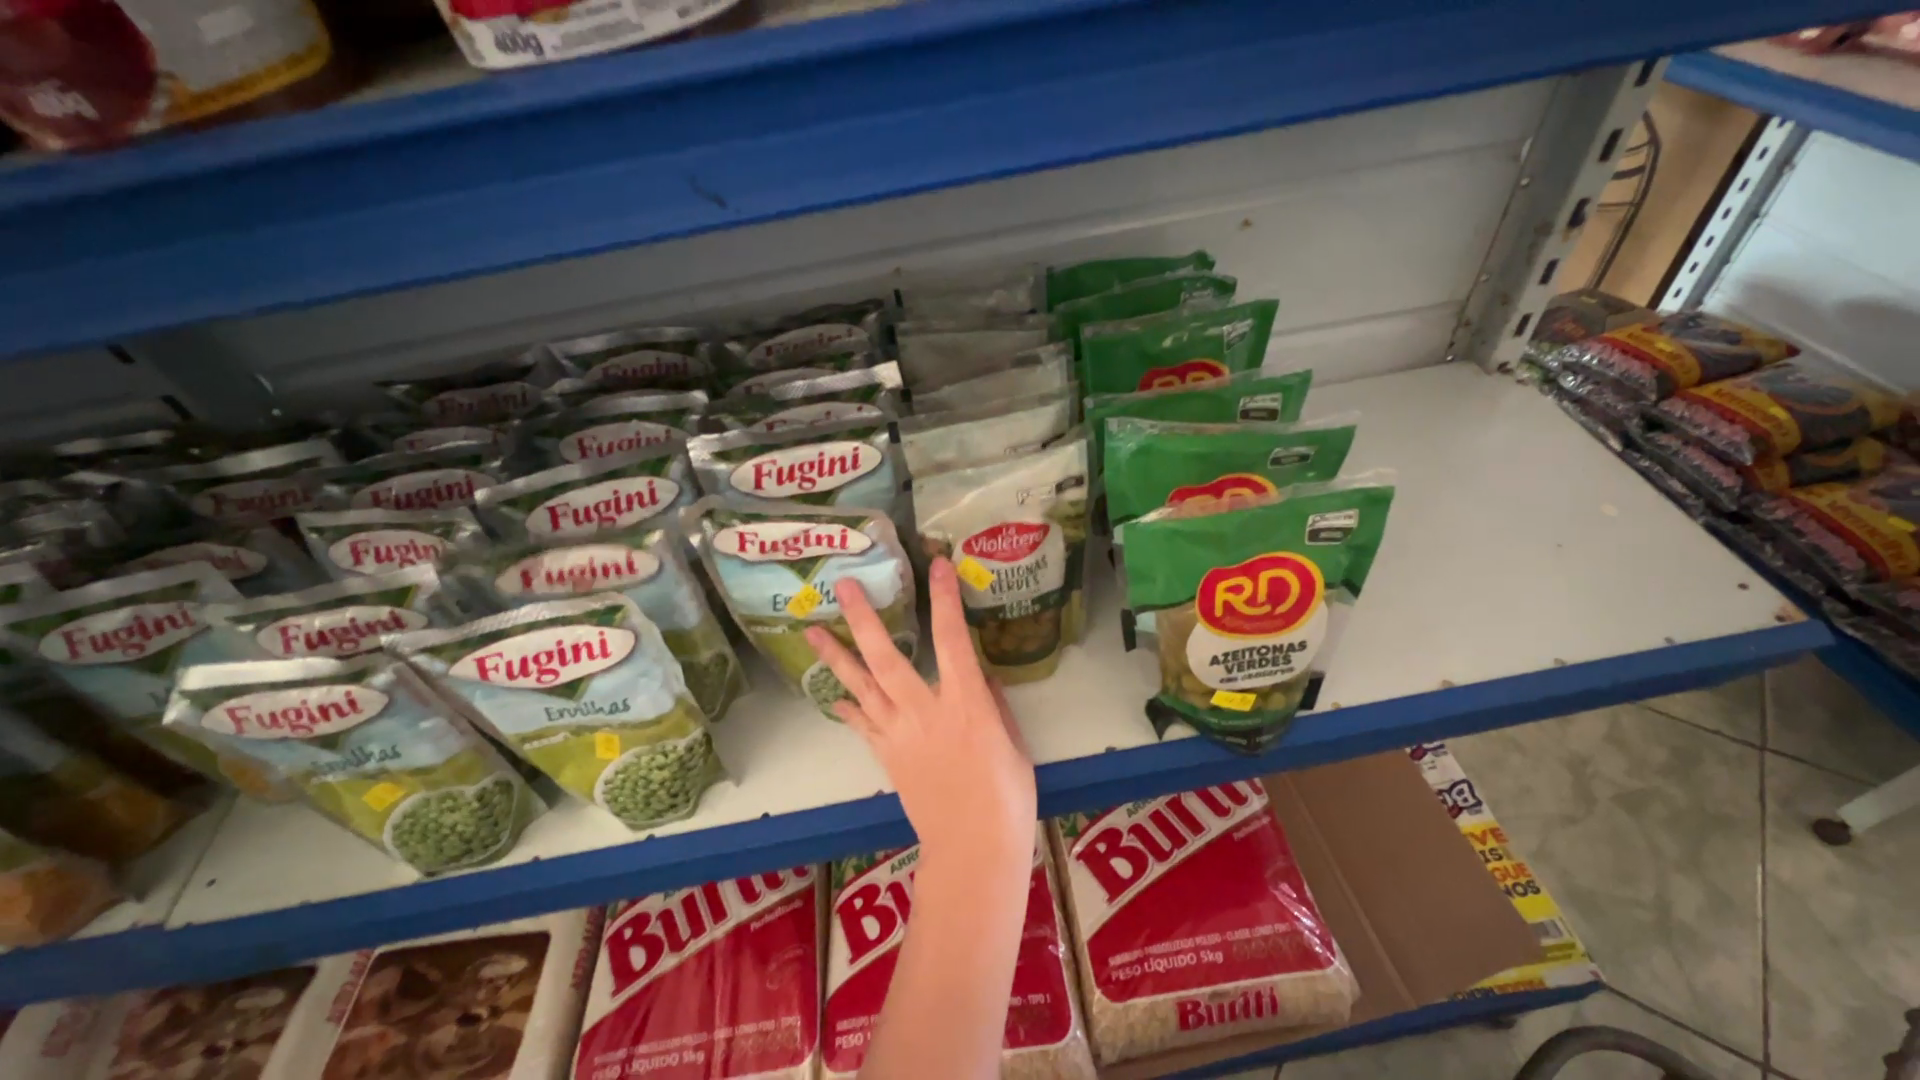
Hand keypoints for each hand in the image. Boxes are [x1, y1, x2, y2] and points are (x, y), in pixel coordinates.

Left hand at [805, 558, 1036, 865]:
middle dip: (863, 619)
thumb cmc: (1007, 797)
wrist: (972, 849)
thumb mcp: (1013, 743)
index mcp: (966, 704)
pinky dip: (847, 706)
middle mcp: (925, 711)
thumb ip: (994, 706)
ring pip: (861, 687)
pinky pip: (861, 724)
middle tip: (842, 587)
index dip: (945, 600)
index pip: (953, 639)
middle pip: (887, 657)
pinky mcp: (886, 757)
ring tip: (812, 629)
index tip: (937, 566)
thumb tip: (981, 679)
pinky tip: (833, 692)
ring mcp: (899, 734)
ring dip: (836, 656)